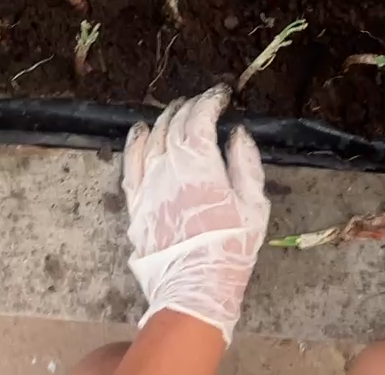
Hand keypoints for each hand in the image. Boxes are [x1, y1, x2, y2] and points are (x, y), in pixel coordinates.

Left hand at [121, 85, 268, 343]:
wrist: (193, 291)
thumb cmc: (229, 249)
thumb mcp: (253, 206)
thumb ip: (245, 164)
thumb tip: (238, 133)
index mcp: (200, 165)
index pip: (200, 119)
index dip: (210, 101)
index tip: (221, 94)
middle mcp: (170, 167)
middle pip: (176, 124)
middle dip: (191, 106)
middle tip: (203, 101)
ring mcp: (149, 184)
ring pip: (154, 138)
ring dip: (167, 118)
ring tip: (178, 109)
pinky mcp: (136, 203)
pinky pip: (131, 164)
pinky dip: (135, 142)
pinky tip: (141, 130)